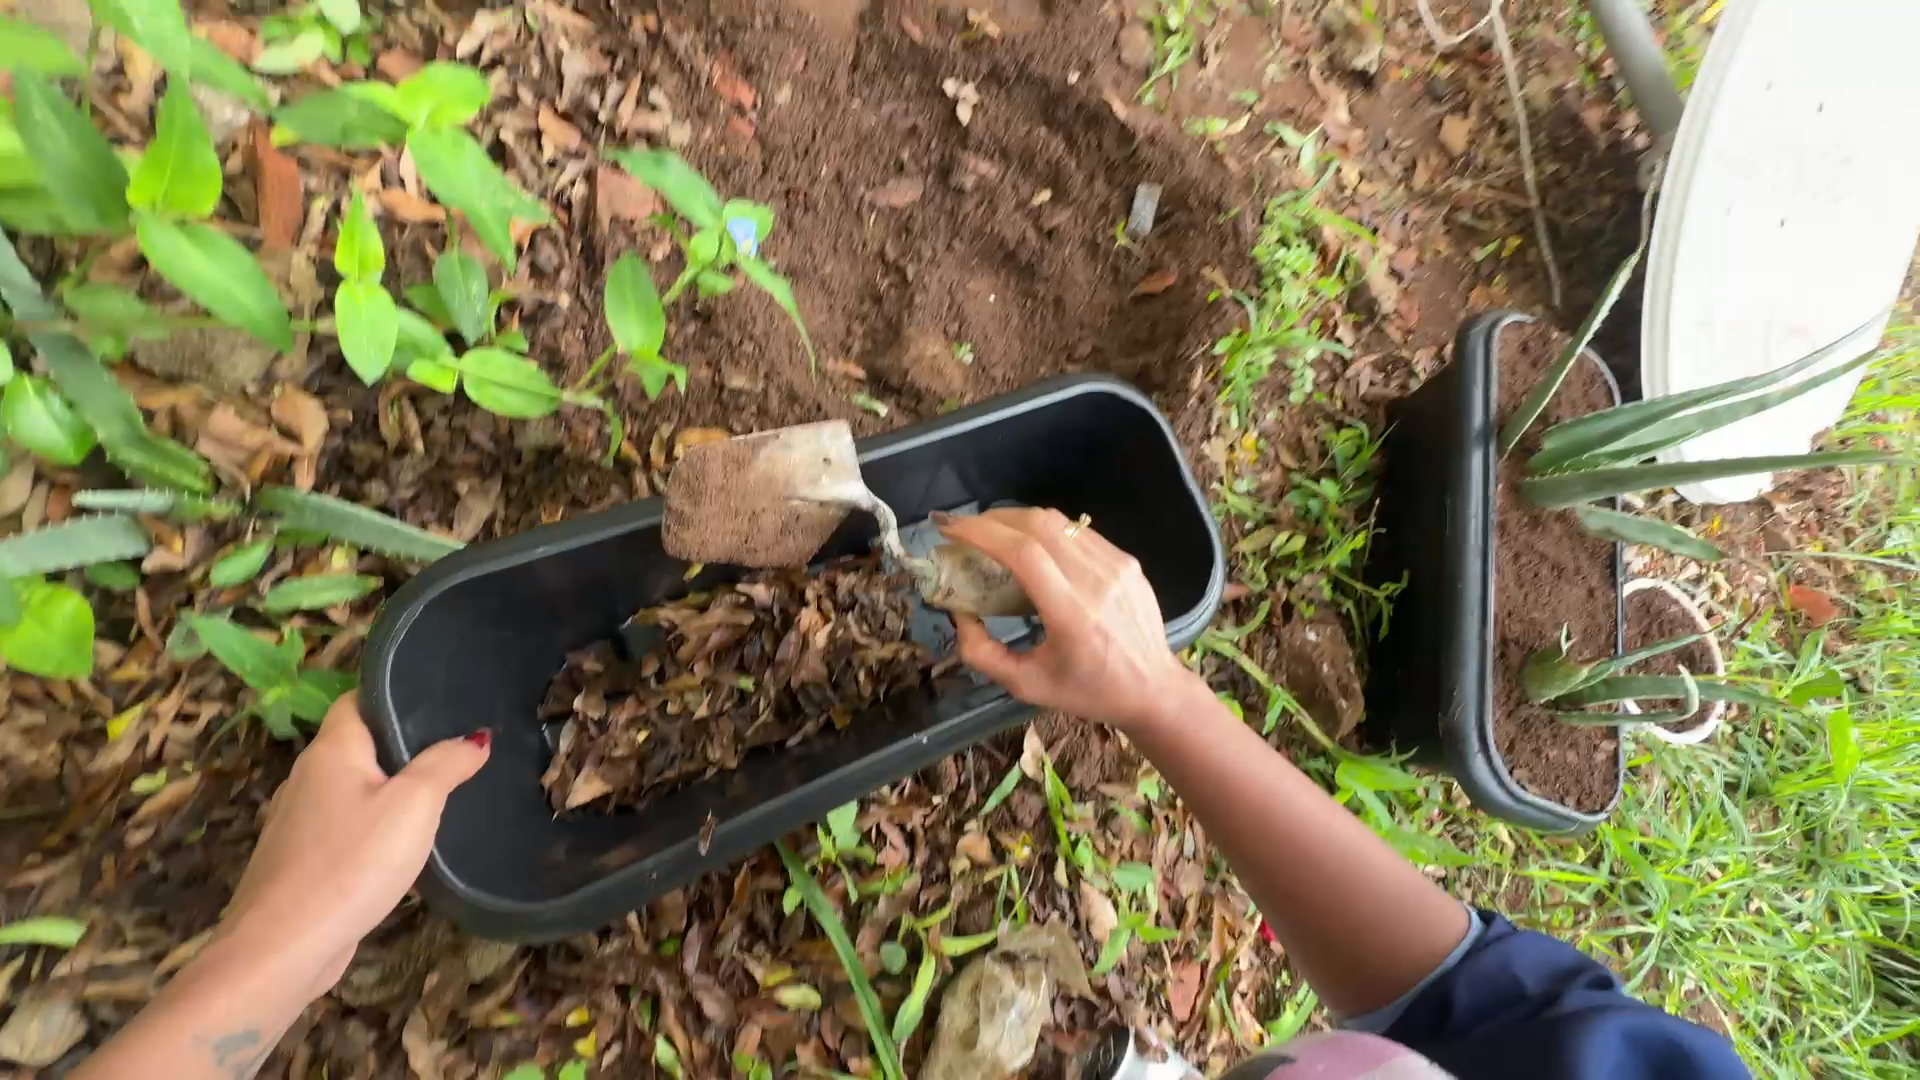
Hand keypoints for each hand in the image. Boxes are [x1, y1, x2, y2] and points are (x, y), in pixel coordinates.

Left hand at [218, 696, 489, 1001]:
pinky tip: (410, 835)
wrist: (280, 952)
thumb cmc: (351, 862)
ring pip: (357, 784)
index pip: (358, 700)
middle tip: (461, 737)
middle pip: (361, 743)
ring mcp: (301, 822)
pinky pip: (350, 821)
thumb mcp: (415, 803)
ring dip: (395, 782)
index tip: (443, 693)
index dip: (396, 692)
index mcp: (332, 752)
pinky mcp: (304, 859)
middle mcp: (308, 778)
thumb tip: (476, 737)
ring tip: (446, 782)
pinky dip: (380, 819)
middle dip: (406, 739)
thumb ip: (448, 762)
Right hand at [936, 507, 1202, 730]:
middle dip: (994, 519)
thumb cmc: (1088, 691)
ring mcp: (1116, 565)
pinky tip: (1032, 545)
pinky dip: (1045, 530)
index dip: (983, 533)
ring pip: (1058, 521)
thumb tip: (960, 613)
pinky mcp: (1127, 560)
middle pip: (1038, 525)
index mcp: (1072, 615)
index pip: (1023, 554)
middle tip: (966, 530)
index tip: (952, 530)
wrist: (1154, 688)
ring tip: (993, 533)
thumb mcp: (1027, 685)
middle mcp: (1096, 581)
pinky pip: (1078, 531)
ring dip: (1017, 519)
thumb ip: (983, 654)